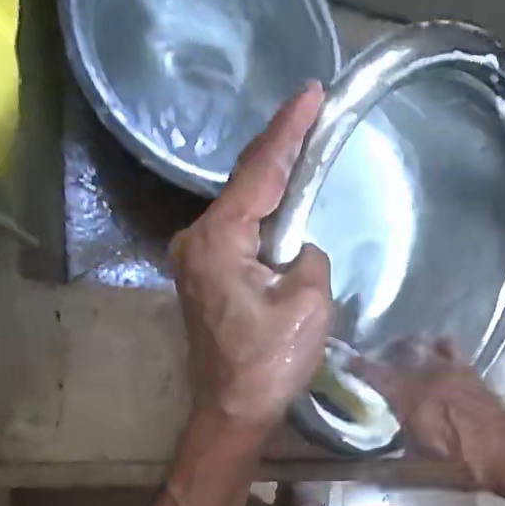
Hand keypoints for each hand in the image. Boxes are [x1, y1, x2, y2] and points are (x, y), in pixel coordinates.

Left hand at [171, 84, 333, 434]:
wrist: (232, 412)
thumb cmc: (269, 364)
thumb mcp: (308, 303)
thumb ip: (308, 257)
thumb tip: (296, 249)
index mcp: (218, 241)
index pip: (259, 172)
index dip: (288, 131)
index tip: (311, 93)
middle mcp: (196, 240)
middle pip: (244, 184)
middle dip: (280, 150)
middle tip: (311, 113)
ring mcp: (193, 259)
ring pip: (240, 209)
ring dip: (272, 186)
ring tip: (303, 149)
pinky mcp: (202, 277)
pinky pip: (237, 234)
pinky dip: (262, 218)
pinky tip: (283, 206)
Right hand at [354, 339, 504, 491]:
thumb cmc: (460, 465)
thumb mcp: (418, 469)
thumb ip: (387, 466)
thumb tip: (360, 471)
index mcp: (409, 399)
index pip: (374, 375)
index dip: (357, 367)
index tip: (345, 363)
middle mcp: (426, 377)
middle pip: (395, 356)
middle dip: (379, 358)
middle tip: (368, 364)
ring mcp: (448, 369)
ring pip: (420, 347)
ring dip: (404, 348)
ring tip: (397, 354)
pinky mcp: (468, 369)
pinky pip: (448, 347)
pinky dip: (436, 345)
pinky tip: (433, 350)